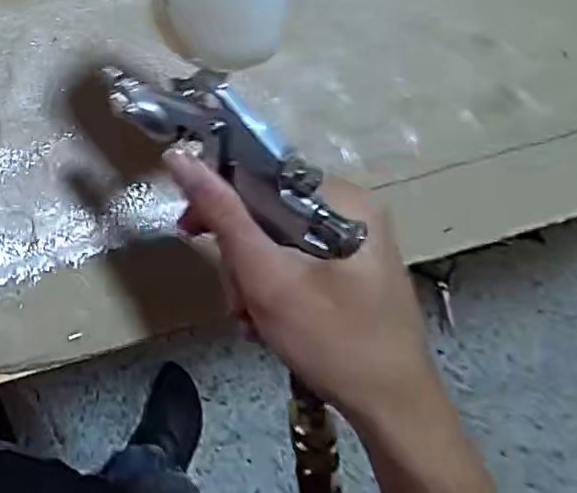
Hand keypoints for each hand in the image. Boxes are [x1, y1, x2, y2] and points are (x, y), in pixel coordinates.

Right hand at [164, 151, 493, 491]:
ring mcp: (353, 241)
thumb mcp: (266, 275)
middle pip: (263, 207)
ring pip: (272, 235)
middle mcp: (351, 210)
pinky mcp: (349, 268)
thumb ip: (221, 212)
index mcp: (342, 199)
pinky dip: (270, 283)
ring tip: (251, 314)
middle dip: (238, 254)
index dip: (218, 196)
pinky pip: (290, 255)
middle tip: (234, 294)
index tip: (190, 227)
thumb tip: (179, 156)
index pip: (259, 172)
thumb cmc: (335, 342)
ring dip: (249, 275)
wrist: (397, 420)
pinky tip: (266, 316)